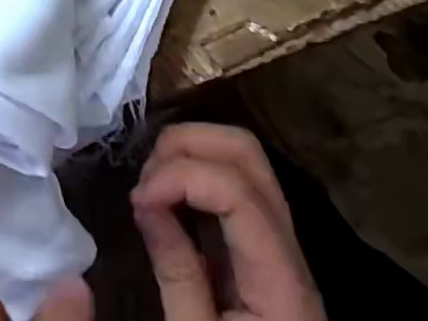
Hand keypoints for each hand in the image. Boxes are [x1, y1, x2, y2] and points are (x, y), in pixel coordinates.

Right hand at [131, 124, 324, 320]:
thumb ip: (175, 272)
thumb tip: (145, 201)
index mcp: (282, 284)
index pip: (237, 190)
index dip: (179, 176)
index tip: (136, 201)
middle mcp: (291, 250)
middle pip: (247, 153)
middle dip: (185, 144)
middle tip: (145, 177)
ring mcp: (280, 244)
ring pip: (244, 156)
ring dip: (188, 151)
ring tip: (151, 184)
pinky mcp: (263, 246)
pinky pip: (234, 180)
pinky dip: (193, 168)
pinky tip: (166, 194)